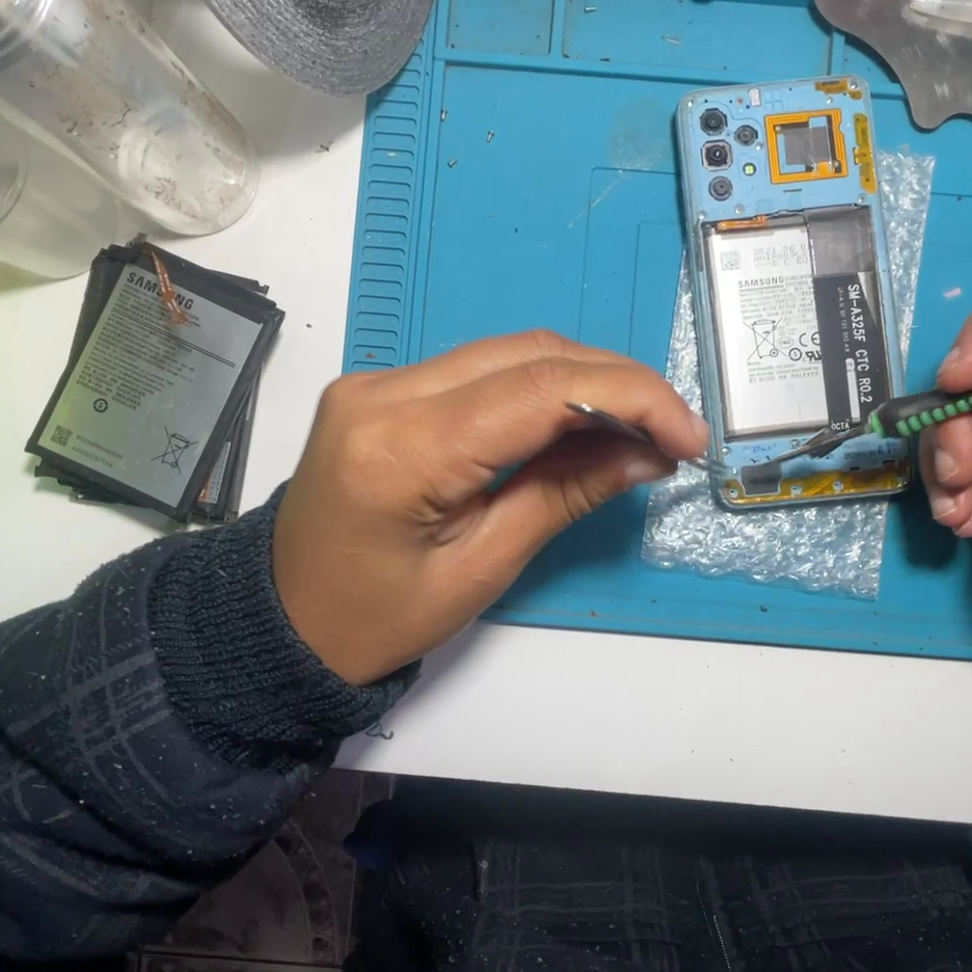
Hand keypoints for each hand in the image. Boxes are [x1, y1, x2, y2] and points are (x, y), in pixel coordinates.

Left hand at [274, 331, 707, 683]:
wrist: (284, 619)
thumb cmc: (377, 619)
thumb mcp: (481, 569)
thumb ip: (564, 494)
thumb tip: (646, 452)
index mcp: (403, 449)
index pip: (540, 389)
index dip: (630, 398)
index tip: (687, 435)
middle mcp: (383, 390)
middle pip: (528, 353)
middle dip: (616, 381)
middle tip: (672, 429)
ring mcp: (377, 380)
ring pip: (507, 351)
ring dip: (583, 379)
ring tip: (638, 425)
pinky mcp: (381, 386)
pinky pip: (479, 369)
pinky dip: (540, 386)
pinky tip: (577, 418)